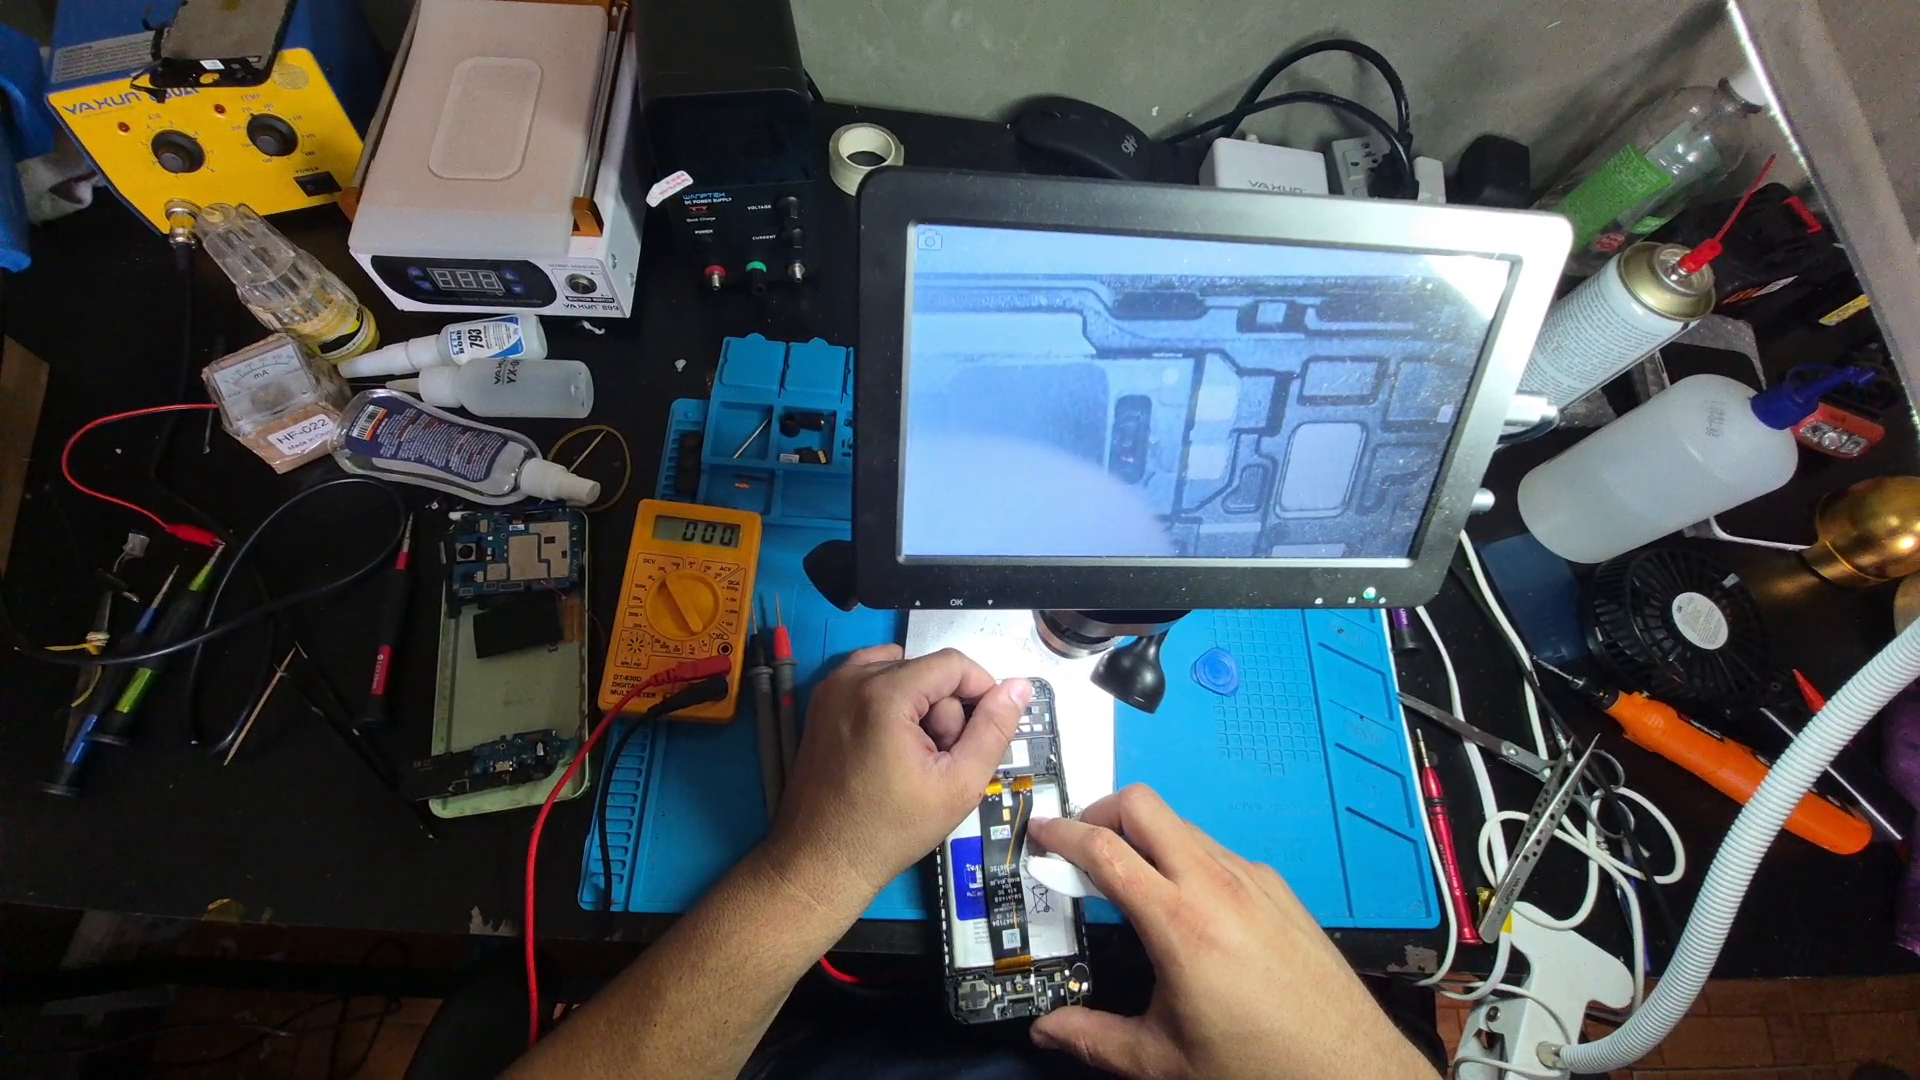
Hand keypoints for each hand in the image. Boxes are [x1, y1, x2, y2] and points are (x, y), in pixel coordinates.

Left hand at [766, 645, 1030, 900]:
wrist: (821, 861)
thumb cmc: (890, 830)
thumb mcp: (958, 785)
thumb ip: (993, 730)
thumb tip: (1017, 687)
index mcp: (884, 693)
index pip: (953, 663)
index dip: (980, 692)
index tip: (982, 732)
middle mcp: (853, 677)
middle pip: (927, 670)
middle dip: (945, 709)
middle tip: (938, 761)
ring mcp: (832, 686)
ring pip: (903, 672)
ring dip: (919, 705)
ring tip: (914, 755)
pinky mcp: (822, 700)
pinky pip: (873, 679)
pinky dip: (892, 702)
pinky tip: (892, 744)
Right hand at [1028, 786, 1436, 1079]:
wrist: (1357, 1078)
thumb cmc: (1256, 1070)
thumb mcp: (1164, 1062)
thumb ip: (1094, 1038)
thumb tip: (1044, 1030)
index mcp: (1178, 922)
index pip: (1104, 849)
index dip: (1062, 832)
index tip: (1039, 831)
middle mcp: (1213, 882)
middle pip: (1142, 803)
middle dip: (1101, 810)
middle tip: (1082, 846)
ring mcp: (1250, 877)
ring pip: (1179, 822)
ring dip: (1144, 833)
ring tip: (1132, 878)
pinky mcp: (1277, 886)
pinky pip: (1215, 849)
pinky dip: (1184, 856)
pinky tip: (1189, 904)